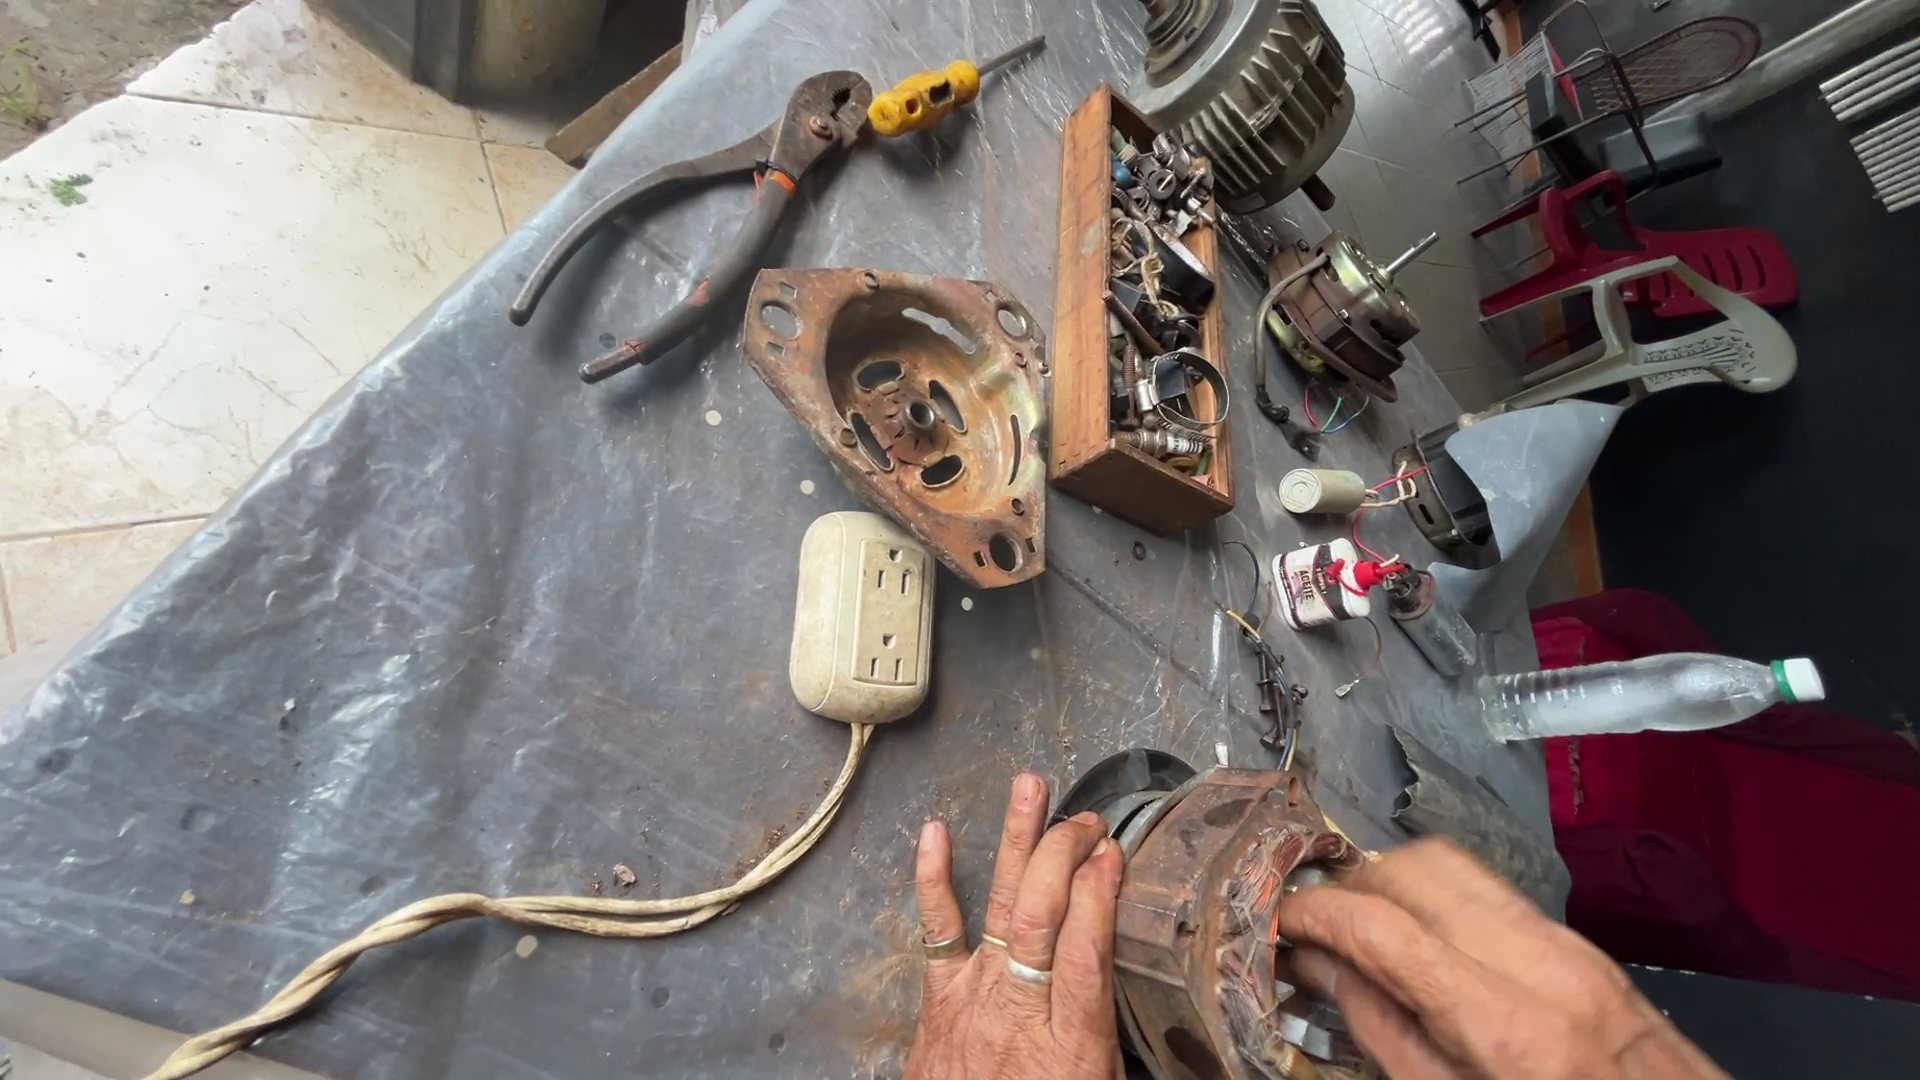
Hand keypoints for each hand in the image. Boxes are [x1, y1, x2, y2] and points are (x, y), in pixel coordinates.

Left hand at [904, 773, 1122, 1079]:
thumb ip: (1117, 1036)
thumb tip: (1141, 982)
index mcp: (1068, 1044)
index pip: (1086, 950)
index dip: (1099, 893)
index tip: (1113, 851)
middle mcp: (1018, 1007)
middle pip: (1042, 914)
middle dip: (1065, 854)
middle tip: (1087, 818)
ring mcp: (974, 993)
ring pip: (1000, 904)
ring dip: (1017, 840)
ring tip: (1029, 786)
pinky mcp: (939, 992)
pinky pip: (937, 929)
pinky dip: (933, 877)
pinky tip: (934, 831)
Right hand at [1279, 839, 1726, 1079]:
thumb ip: (1379, 1030)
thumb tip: (1316, 962)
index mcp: (1505, 1026)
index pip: (1379, 928)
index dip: (1314, 913)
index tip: (1280, 918)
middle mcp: (1535, 962)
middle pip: (1407, 871)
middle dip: (1346, 885)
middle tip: (1320, 922)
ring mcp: (1564, 943)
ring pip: (1441, 859)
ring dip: (1385, 876)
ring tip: (1363, 916)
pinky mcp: (1576, 940)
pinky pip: (1480, 883)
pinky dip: (1429, 887)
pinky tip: (1417, 926)